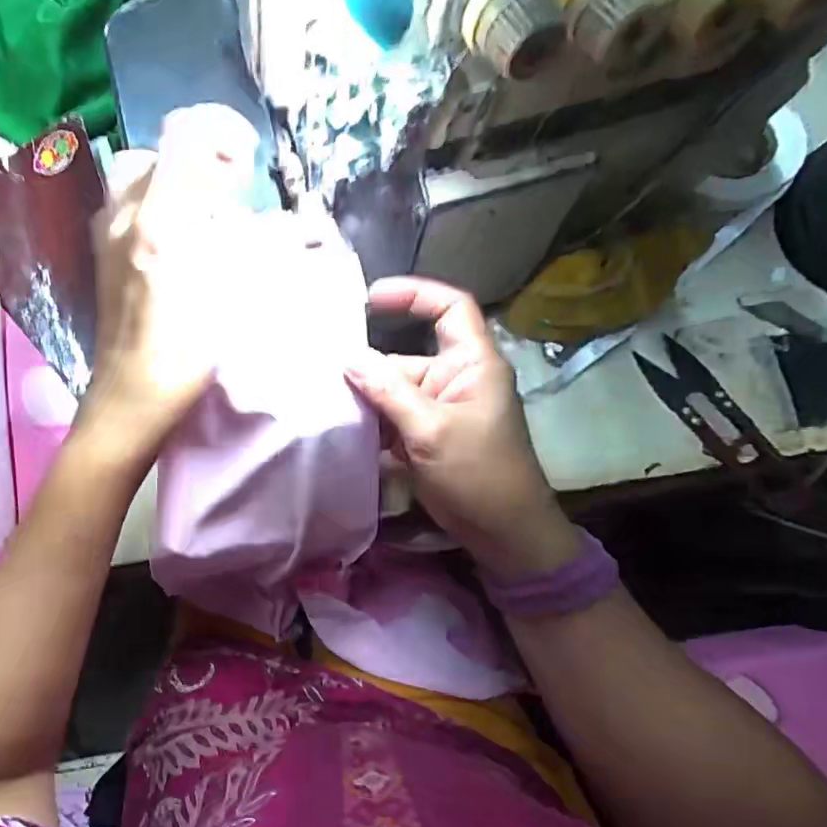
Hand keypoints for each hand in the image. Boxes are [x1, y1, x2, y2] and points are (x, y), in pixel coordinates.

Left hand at [81, 105, 259, 466]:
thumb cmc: (184, 359)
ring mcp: (104, 237)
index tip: (245, 165)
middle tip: (226, 194)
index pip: (186, 138)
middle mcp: (123, 218)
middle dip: (196, 162)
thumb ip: (256, 248)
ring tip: (197, 217)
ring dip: (169, 184)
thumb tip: (282, 225)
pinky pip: (123, 208)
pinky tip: (172, 243)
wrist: (129, 402)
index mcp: (159, 222)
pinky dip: (151, 208)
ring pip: (134, 178)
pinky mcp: (99, 258)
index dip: (223, 136)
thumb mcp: (233, 300)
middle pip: (157, 153)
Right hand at [345, 277, 580, 578]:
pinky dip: (372, 426)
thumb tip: (348, 360)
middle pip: (406, 359)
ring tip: (326, 407)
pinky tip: (343, 433)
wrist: (502, 532)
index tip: (370, 299)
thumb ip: (388, 393)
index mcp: (472, 364)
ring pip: (393, 393)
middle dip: (369, 370)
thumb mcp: (430, 431)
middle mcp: (455, 380)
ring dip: (365, 402)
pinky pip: (393, 421)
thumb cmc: (479, 475)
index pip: (449, 309)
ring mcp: (439, 412)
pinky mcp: (426, 439)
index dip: (414, 295)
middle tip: (323, 379)